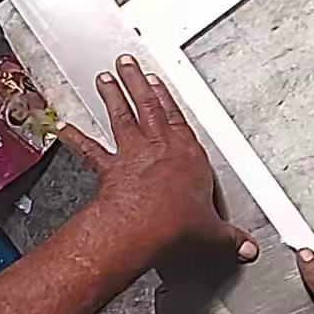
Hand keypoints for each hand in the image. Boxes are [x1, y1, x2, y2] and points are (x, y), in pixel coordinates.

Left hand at [56, 55, 258, 266]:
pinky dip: (77, 138)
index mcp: (188, 157)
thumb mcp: (213, 232)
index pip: (177, 120)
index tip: (158, 82)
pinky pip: (91, 151)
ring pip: (122, 118)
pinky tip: (65, 126)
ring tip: (104, 79)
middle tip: (127, 63)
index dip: (167, 99)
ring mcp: (134, 155)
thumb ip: (230, 238)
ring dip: (112, 97)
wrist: (145, 227)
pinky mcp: (112, 169)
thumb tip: (248, 250)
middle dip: (137, 83)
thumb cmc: (177, 222)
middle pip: (147, 107)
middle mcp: (160, 149)